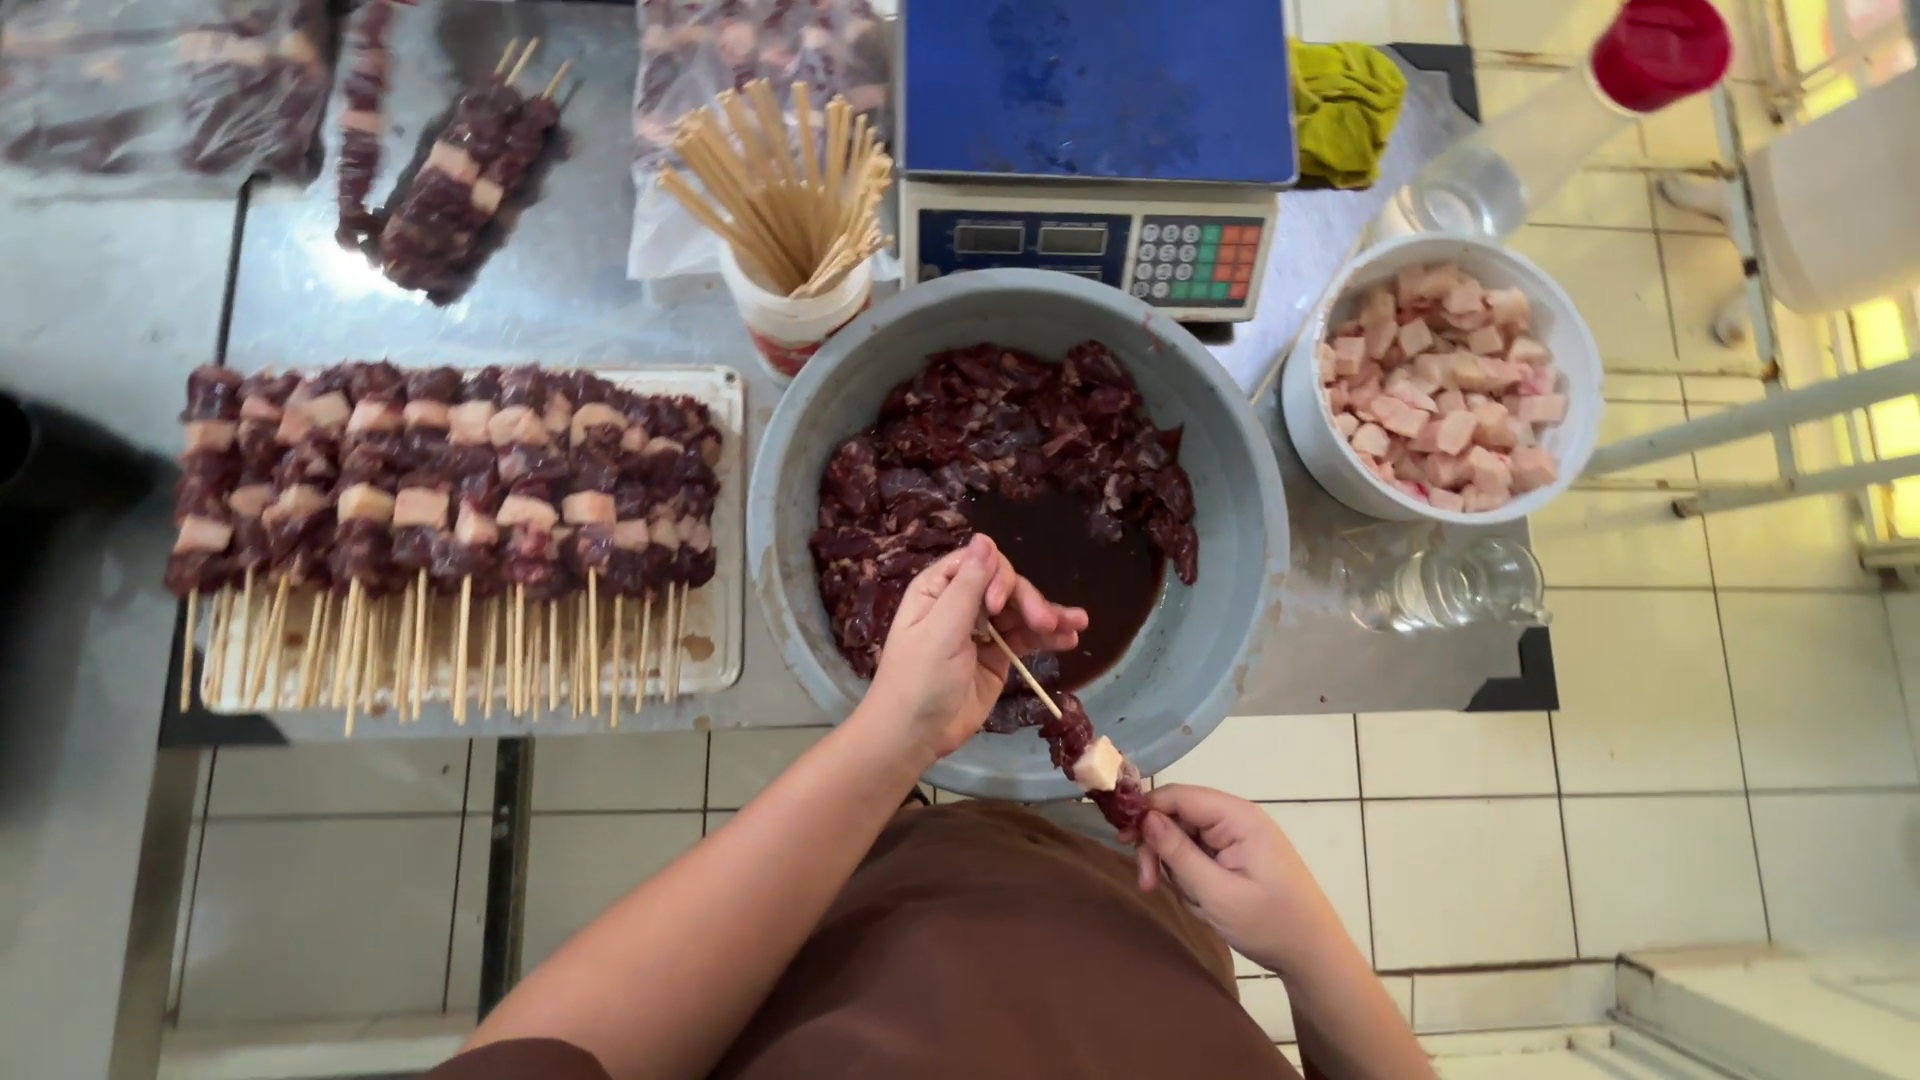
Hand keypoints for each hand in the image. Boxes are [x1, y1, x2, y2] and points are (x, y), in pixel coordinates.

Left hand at [863, 534, 1086, 760]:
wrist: (913, 734)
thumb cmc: (918, 679)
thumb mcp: (940, 629)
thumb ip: (967, 586)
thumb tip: (984, 538)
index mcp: (939, 589)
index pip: (980, 563)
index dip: (998, 577)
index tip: (998, 607)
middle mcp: (962, 604)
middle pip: (1007, 586)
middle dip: (1029, 601)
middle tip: (1045, 623)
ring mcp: (982, 631)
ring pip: (1021, 611)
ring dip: (1049, 615)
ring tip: (1078, 624)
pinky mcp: (998, 657)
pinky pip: (1027, 638)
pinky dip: (1049, 637)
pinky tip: (1071, 638)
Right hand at [1130, 784, 1347, 976]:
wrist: (1316, 960)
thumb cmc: (1270, 924)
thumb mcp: (1217, 893)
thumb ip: (1178, 853)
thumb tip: (1145, 817)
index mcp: (1238, 816)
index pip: (1178, 795)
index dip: (1146, 811)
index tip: (1123, 839)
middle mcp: (1236, 819)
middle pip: (1178, 817)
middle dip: (1160, 849)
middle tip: (1148, 883)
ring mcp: (1237, 838)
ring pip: (1185, 838)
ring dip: (1177, 869)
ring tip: (1192, 903)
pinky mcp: (1237, 856)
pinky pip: (1199, 855)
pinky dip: (1192, 878)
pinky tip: (1204, 903)